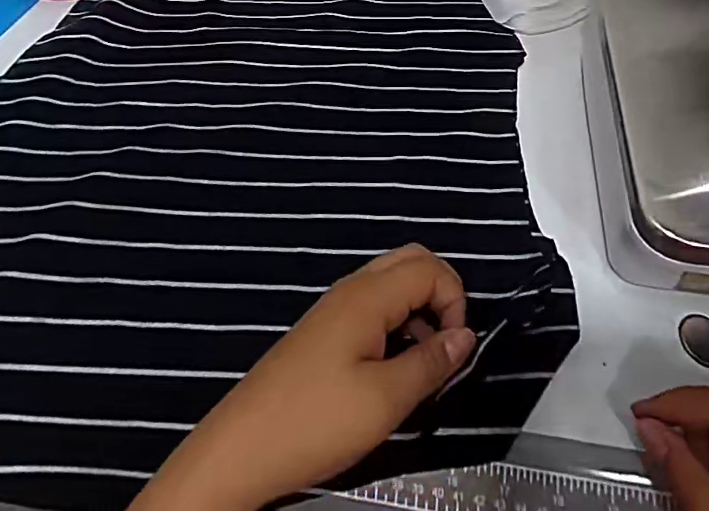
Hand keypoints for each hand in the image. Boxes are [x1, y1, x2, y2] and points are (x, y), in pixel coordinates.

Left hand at [131, 245, 477, 510]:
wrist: (242, 448)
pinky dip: (397, 318)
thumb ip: (431, 363)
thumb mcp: (385, 400)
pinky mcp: (326, 327)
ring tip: (421, 362)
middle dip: (440, 292)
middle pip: (411, 260)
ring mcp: (336, 305)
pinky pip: (374, 302)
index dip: (455, 301)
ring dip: (419, 307)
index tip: (455, 349)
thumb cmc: (317, 421)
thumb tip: (466, 336)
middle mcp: (352, 287)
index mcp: (368, 295)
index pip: (429, 267)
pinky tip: (393, 364)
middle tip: (446, 343)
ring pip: (392, 280)